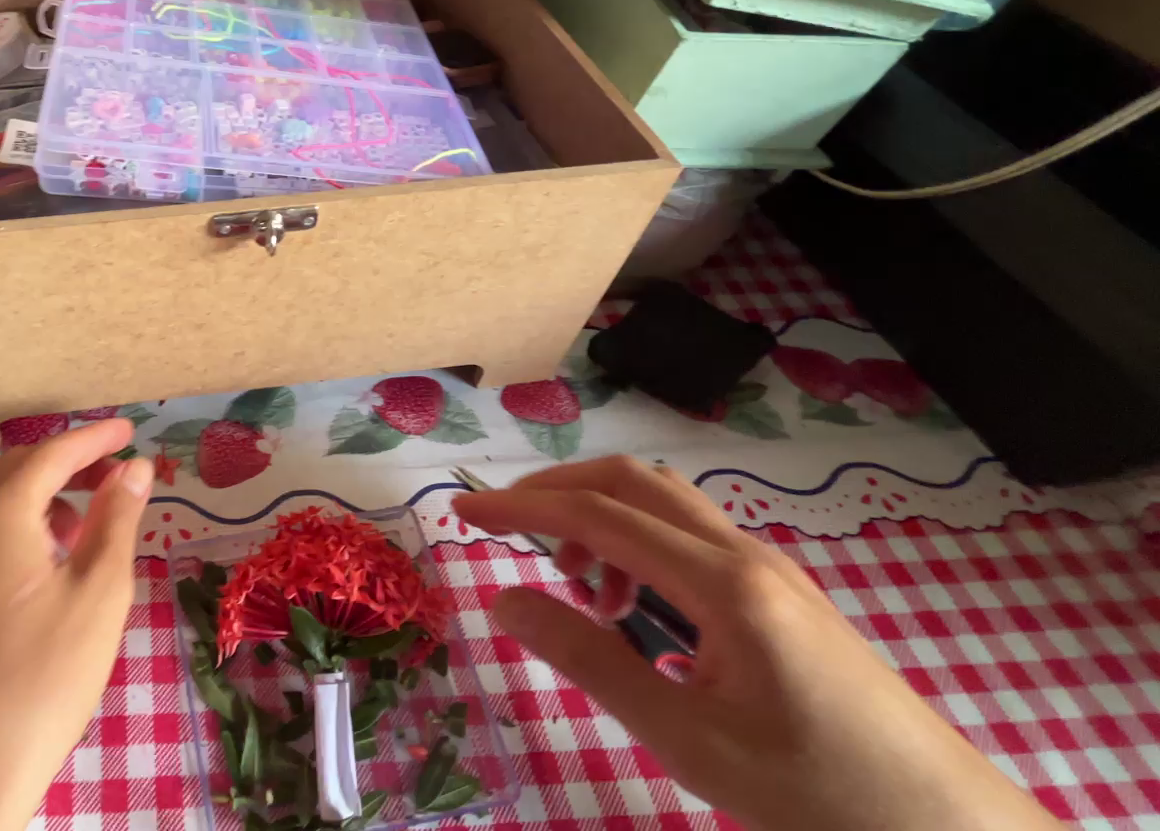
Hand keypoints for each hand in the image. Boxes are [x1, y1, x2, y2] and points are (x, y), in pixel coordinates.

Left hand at [0, 420, 151, 830]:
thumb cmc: (44, 673)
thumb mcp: (98, 590)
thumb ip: (117, 519)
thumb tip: (136, 468)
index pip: (50, 454)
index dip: (94, 439)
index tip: (130, 430)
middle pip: (19, 468)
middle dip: (70, 461)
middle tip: (118, 470)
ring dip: (47, 492)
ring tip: (94, 514)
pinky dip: (25, 523)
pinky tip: (56, 557)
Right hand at [453, 456, 1060, 830]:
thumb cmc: (821, 800)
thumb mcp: (689, 742)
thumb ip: (590, 661)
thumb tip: (504, 601)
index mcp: (724, 583)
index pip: (597, 514)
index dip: (519, 506)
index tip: (461, 509)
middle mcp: (745, 553)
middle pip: (629, 482)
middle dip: (554, 490)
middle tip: (501, 526)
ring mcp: (767, 567)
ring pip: (659, 503)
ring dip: (597, 518)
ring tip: (574, 586)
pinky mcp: (777, 591)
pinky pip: (685, 537)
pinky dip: (633, 546)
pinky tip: (631, 610)